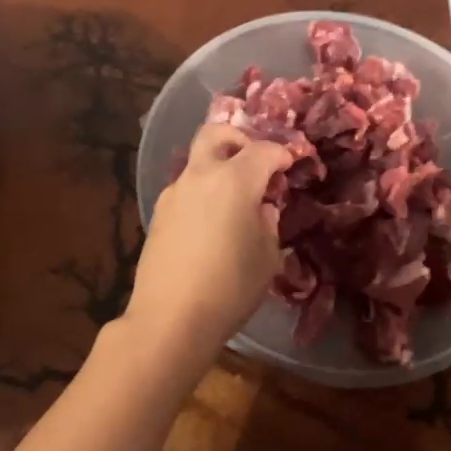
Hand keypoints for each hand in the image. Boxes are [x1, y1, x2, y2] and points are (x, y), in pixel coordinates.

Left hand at [125, 123, 289, 361]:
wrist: (170, 318)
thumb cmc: (230, 287)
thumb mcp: (267, 256)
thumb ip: (268, 222)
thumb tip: (262, 207)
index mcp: (234, 180)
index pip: (264, 150)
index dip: (282, 154)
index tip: (292, 164)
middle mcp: (200, 176)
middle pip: (216, 133)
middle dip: (239, 138)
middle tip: (256, 159)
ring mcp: (174, 193)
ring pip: (198, 162)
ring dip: (219, 167)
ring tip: (237, 198)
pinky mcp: (159, 213)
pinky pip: (187, 189)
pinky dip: (204, 192)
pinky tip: (214, 222)